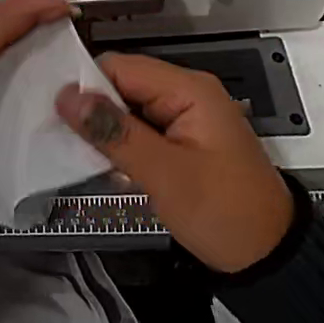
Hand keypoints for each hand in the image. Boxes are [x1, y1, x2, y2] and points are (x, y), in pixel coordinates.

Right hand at [57, 54, 293, 272]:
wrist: (268, 255)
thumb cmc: (224, 212)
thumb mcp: (164, 174)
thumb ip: (114, 133)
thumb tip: (68, 98)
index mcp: (188, 90)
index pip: (120, 67)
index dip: (86, 87)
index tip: (56, 114)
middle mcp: (186, 94)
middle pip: (122, 85)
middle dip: (93, 111)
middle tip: (64, 139)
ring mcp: (183, 118)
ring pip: (127, 110)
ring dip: (105, 131)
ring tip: (82, 155)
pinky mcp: (179, 140)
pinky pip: (139, 130)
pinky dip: (121, 146)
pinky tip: (108, 166)